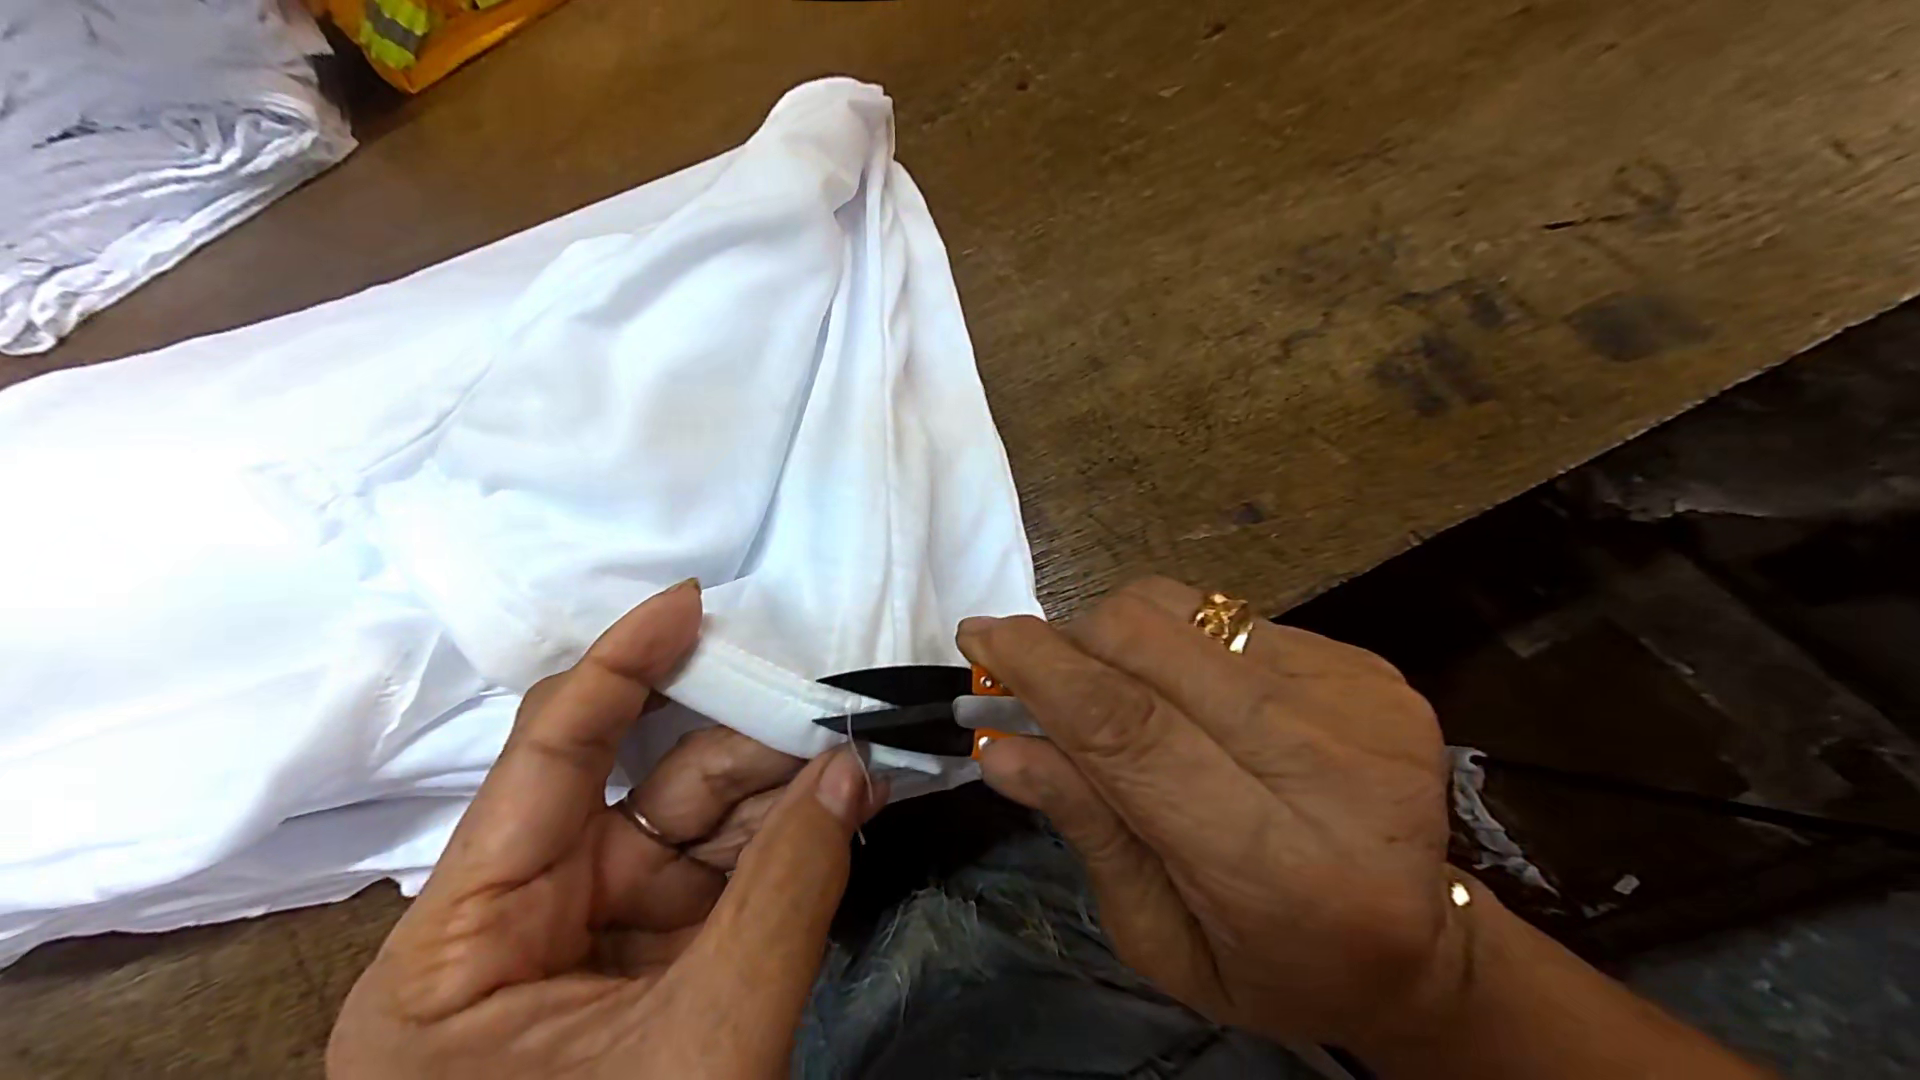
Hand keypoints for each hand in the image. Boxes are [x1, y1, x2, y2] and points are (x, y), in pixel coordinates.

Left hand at [328, 580, 886, 1078]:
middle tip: (818, 706)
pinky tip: (838, 806)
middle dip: (736, 737)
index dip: (620, 666)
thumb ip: (783, 895)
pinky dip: (785, 833)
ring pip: (698, 819)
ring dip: (777, 785)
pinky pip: (728, 864)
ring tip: (851, 763)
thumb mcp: (702, 1047)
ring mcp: (599, 932)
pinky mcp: (660, 950)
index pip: (550, 755)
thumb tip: (848, 769)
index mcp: (462, 942)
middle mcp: (524, 918)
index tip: (687, 603)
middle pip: (641, 780)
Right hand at [958, 577, 1458, 1047]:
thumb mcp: (1156, 935)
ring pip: (1180, 609)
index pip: (1130, 730)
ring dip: (1116, 633)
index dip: (1043, 670)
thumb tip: (999, 745)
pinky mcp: (1364, 664)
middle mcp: (1329, 765)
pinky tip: (1186, 689)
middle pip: (1151, 643)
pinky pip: (1224, 613)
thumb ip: (1084, 825)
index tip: (980, 634)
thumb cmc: (1271, 965)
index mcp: (1278, 868)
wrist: (1424, 947)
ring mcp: (1356, 699)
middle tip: (1039, 671)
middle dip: (1069, 640)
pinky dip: (1174, 639)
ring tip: (1115, 684)